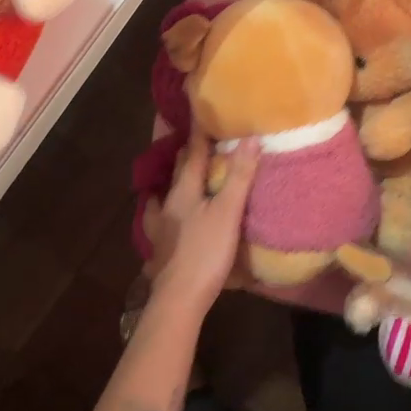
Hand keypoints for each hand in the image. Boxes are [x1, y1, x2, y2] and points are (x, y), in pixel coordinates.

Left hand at [145, 135, 260, 314]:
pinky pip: (160, 218)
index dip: (200, 132)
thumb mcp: (228, 212)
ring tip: (179, 170)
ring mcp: (161, 225)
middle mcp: (168, 202)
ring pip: (166, 192)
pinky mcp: (161, 246)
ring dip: (175, 178)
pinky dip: (162, 208)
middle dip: (188, 152)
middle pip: (179, 170)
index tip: (203, 111)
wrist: (178, 299)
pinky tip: (160, 214)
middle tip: (199, 137)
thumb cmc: (204, 252)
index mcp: (184, 189)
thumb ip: (239, 176)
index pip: (193, 152)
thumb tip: (250, 138)